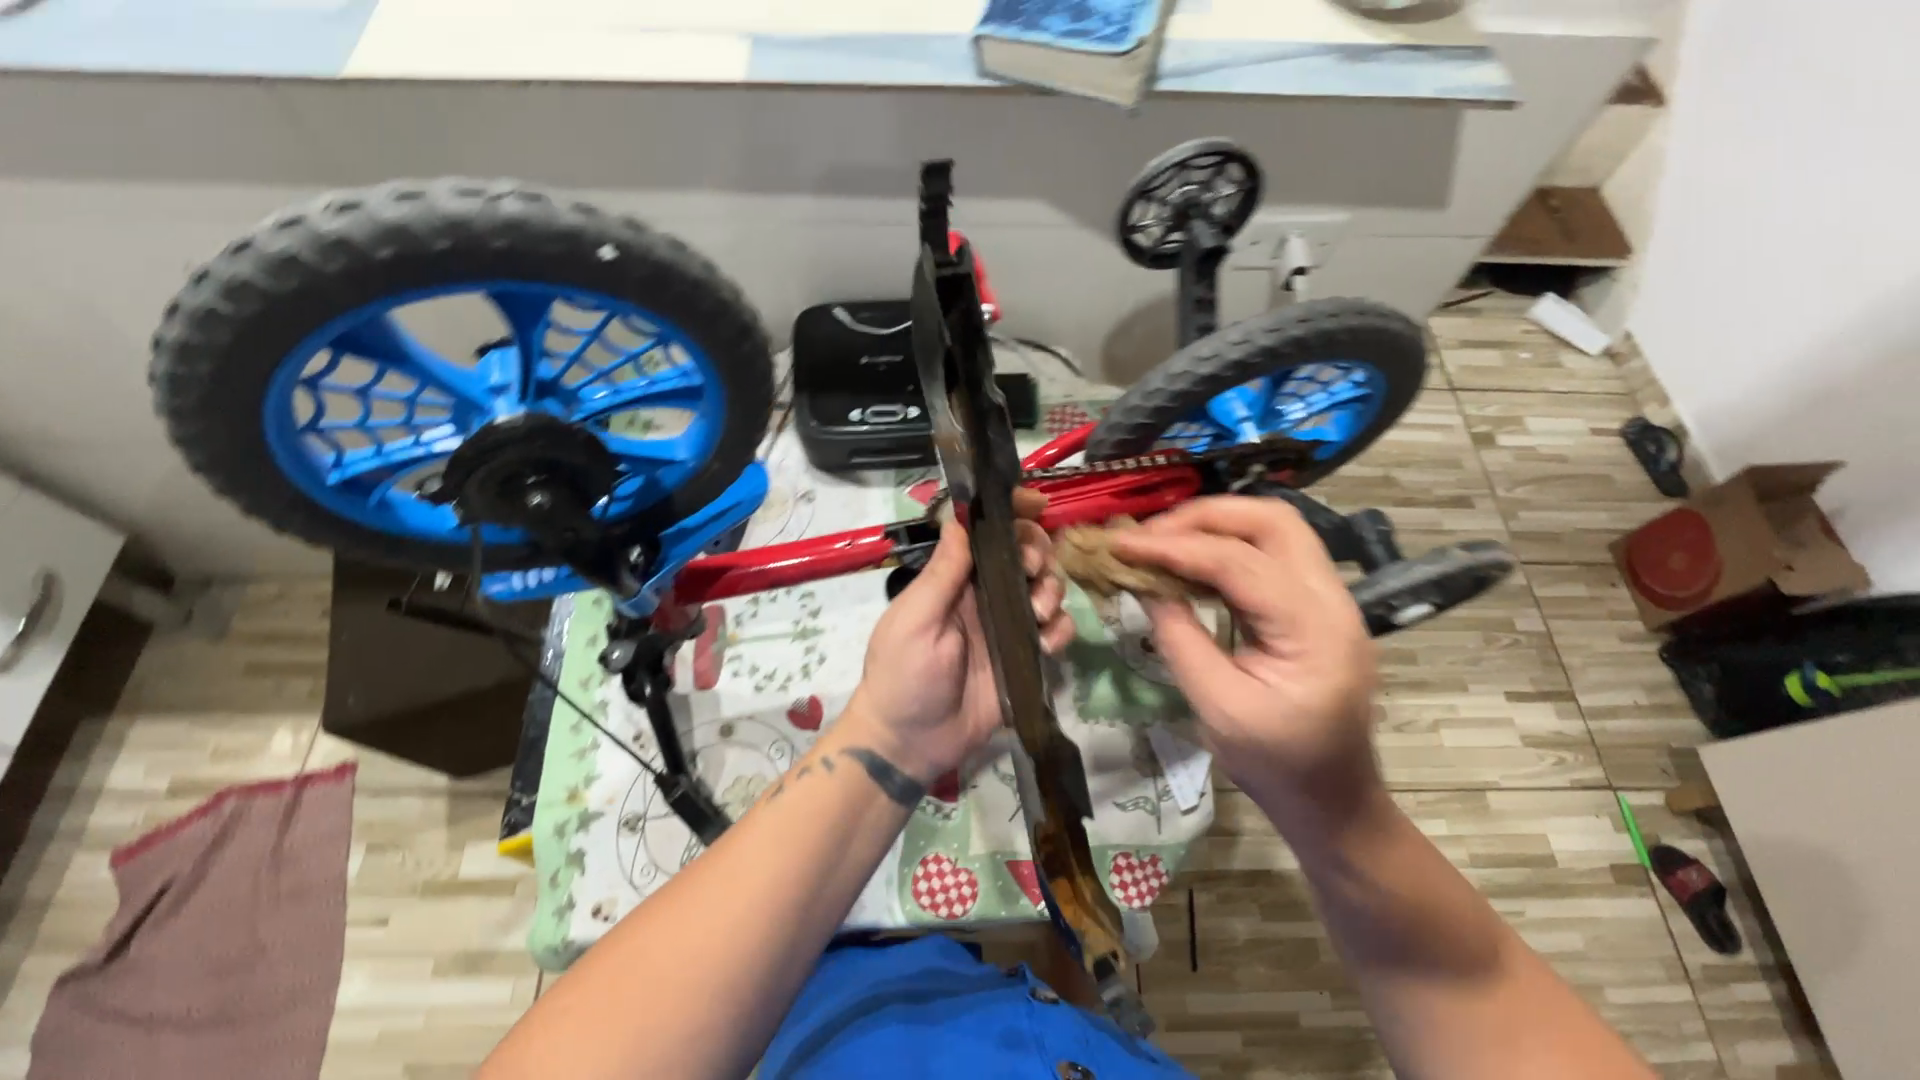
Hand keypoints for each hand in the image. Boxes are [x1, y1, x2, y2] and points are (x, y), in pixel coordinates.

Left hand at [843, 489, 1075, 783]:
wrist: (911, 743)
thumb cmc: (903, 675)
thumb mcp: (916, 620)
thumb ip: (943, 572)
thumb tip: (960, 517)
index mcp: (954, 580)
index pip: (987, 534)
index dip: (1013, 514)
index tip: (1037, 505)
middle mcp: (984, 596)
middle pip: (1026, 555)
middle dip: (1038, 553)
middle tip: (1033, 572)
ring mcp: (1007, 628)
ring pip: (1047, 589)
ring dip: (1052, 590)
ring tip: (1036, 615)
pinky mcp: (1025, 659)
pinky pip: (1055, 632)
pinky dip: (1060, 631)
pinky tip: (1048, 645)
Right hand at [1108, 496, 1383, 830]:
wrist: (1332, 800)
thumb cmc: (1276, 766)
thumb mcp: (1217, 708)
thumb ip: (1180, 639)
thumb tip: (1143, 583)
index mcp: (1314, 629)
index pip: (1239, 562)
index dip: (1175, 547)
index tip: (1122, 544)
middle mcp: (1332, 600)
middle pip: (1272, 521)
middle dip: (1203, 517)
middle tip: (1147, 535)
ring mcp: (1331, 600)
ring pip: (1276, 531)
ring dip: (1216, 527)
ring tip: (1162, 543)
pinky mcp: (1316, 608)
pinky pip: (1273, 556)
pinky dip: (1228, 549)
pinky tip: (1190, 565)